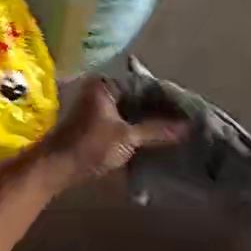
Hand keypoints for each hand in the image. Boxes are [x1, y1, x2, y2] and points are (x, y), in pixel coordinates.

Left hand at [39, 77, 185, 183]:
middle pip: (138, 97)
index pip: (142, 84)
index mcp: (103, 85)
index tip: (192, 107)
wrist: (59, 165)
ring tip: (183, 129)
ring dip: (153, 119)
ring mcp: (98, 107)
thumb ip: (158, 129)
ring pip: (132, 110)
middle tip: (191, 120)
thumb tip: (190, 126)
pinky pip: (126, 120)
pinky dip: (142, 127)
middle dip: (161, 109)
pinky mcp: (99, 123)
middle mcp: (100, 91)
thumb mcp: (127, 136)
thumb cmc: (90, 145)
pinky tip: (163, 136)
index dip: (167, 96)